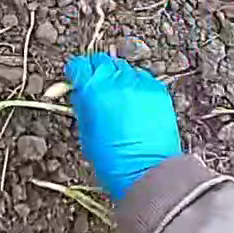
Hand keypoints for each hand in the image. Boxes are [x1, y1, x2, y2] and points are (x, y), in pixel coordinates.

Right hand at [65, 53, 181, 199]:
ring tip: (118, 99)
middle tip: (97, 87)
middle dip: (97, 71)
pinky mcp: (158, 89)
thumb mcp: (86, 134)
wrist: (148, 170)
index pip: (79, 66)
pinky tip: (135, 104)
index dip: (75, 72)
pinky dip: (137, 86)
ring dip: (118, 78)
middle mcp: (118, 80)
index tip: (75, 78)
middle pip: (103, 61)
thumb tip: (79, 92)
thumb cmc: (114, 160)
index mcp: (95, 90)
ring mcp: (140, 83)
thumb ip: (82, 106)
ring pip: (124, 68)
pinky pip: (143, 79)